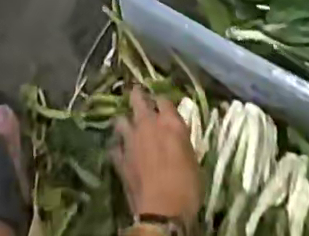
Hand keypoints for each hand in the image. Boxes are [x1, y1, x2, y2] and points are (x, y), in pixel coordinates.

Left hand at [110, 87, 200, 223]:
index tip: (162, 105)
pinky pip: (114, 146)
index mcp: (170, 123)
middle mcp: (148, 124)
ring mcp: (131, 140)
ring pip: (121, 119)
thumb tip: (178, 138)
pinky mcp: (120, 158)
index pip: (163, 99)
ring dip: (124, 122)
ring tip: (127, 125)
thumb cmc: (187, 188)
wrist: (163, 212)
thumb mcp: (193, 161)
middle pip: (137, 98)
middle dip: (137, 96)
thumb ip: (182, 142)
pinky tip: (120, 150)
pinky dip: (117, 146)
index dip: (162, 101)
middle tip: (138, 98)